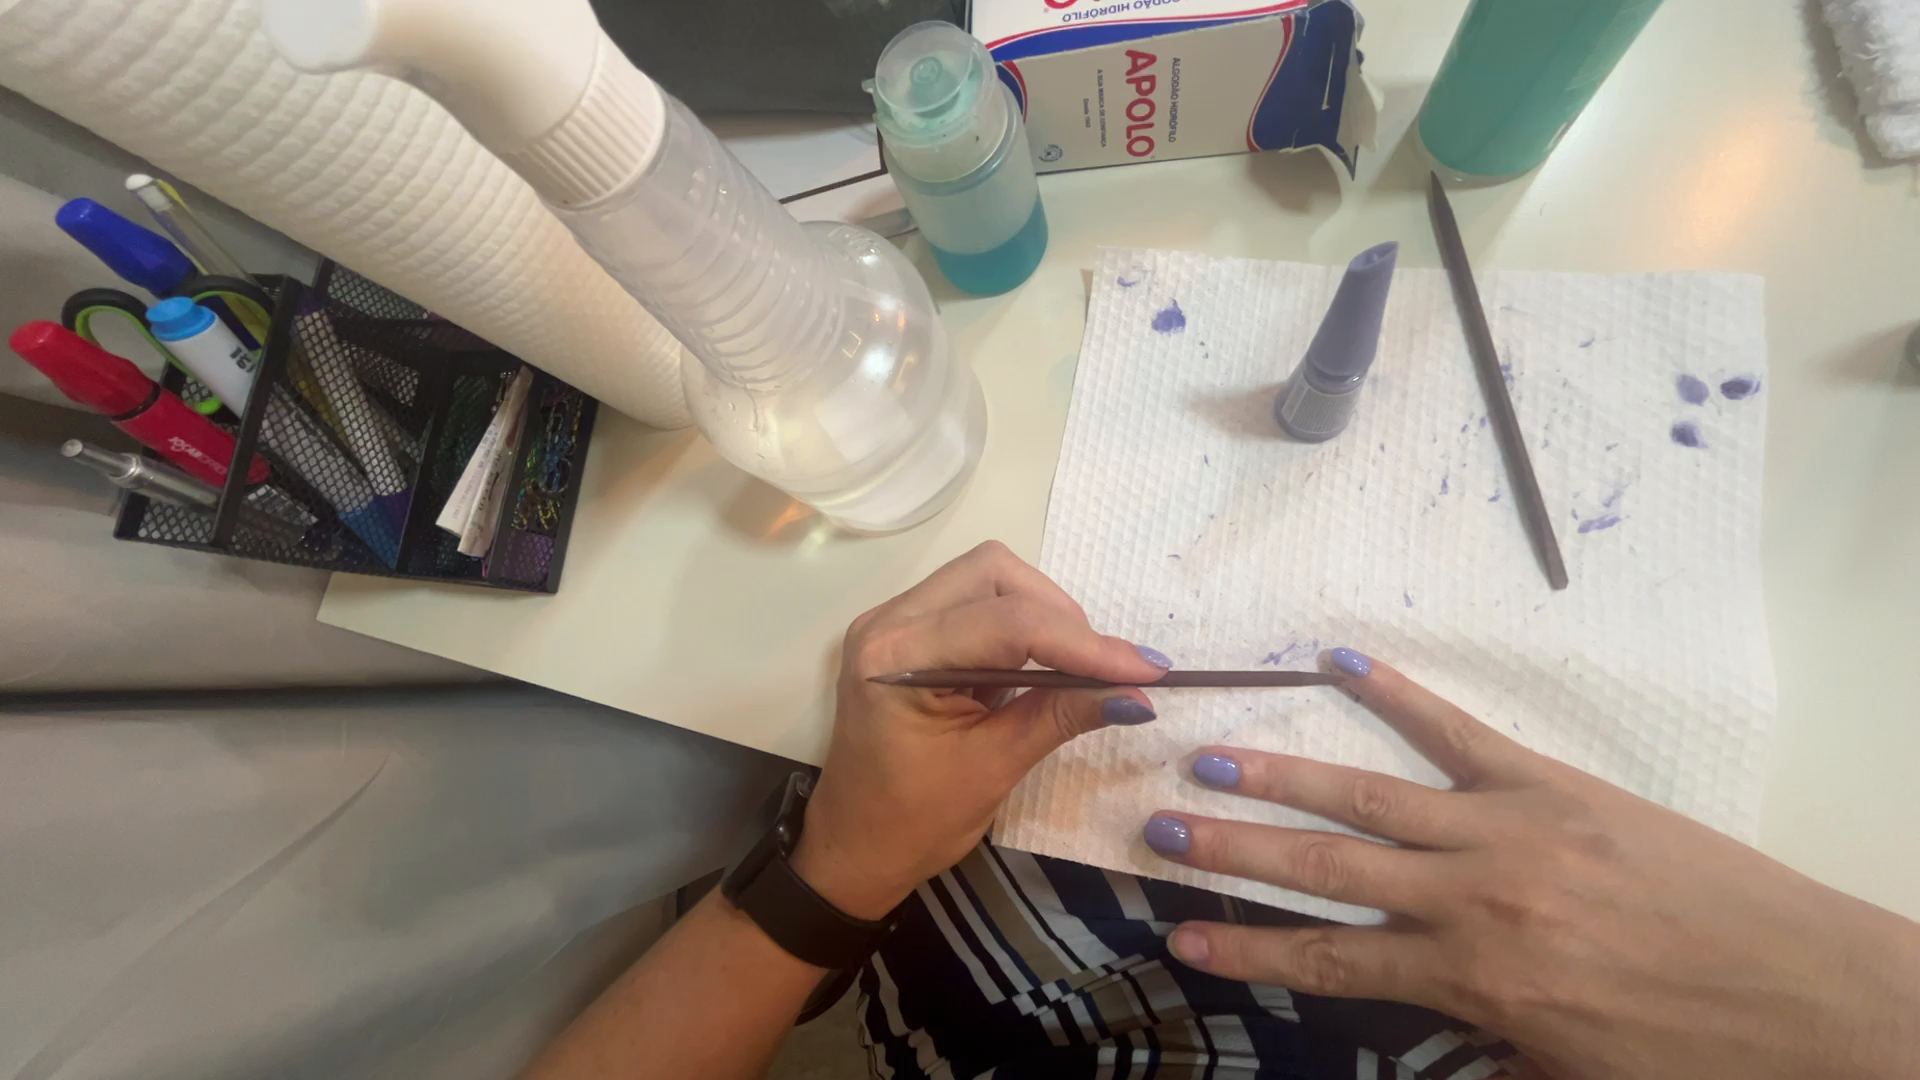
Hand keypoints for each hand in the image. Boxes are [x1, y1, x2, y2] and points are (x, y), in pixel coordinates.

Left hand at [792, 542, 1170, 920]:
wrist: (854, 845)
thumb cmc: (915, 822)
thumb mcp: (995, 767)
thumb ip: (1063, 714)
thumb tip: (1137, 692)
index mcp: (897, 656)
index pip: (1008, 623)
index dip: (1083, 643)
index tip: (1145, 669)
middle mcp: (888, 619)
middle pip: (993, 572)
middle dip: (1058, 612)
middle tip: (1099, 668)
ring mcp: (892, 618)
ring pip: (985, 576)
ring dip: (1039, 611)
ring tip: (1072, 666)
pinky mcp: (905, 628)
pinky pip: (972, 599)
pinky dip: (1015, 622)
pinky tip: (1037, 661)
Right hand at [1142, 649, 1919, 1078]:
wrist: (1847, 1015)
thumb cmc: (1701, 1058)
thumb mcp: (1572, 1075)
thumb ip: (1477, 1043)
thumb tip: (1405, 1024)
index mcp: (1475, 979)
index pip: (1329, 959)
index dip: (1250, 949)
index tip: (1183, 936)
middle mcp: (1469, 898)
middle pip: (1324, 868)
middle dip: (1234, 851)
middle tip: (1162, 825)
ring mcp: (1501, 827)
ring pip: (1363, 797)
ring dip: (1278, 778)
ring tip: (1211, 760)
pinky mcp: (1543, 783)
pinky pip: (1454, 731)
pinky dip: (1397, 694)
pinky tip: (1342, 659)